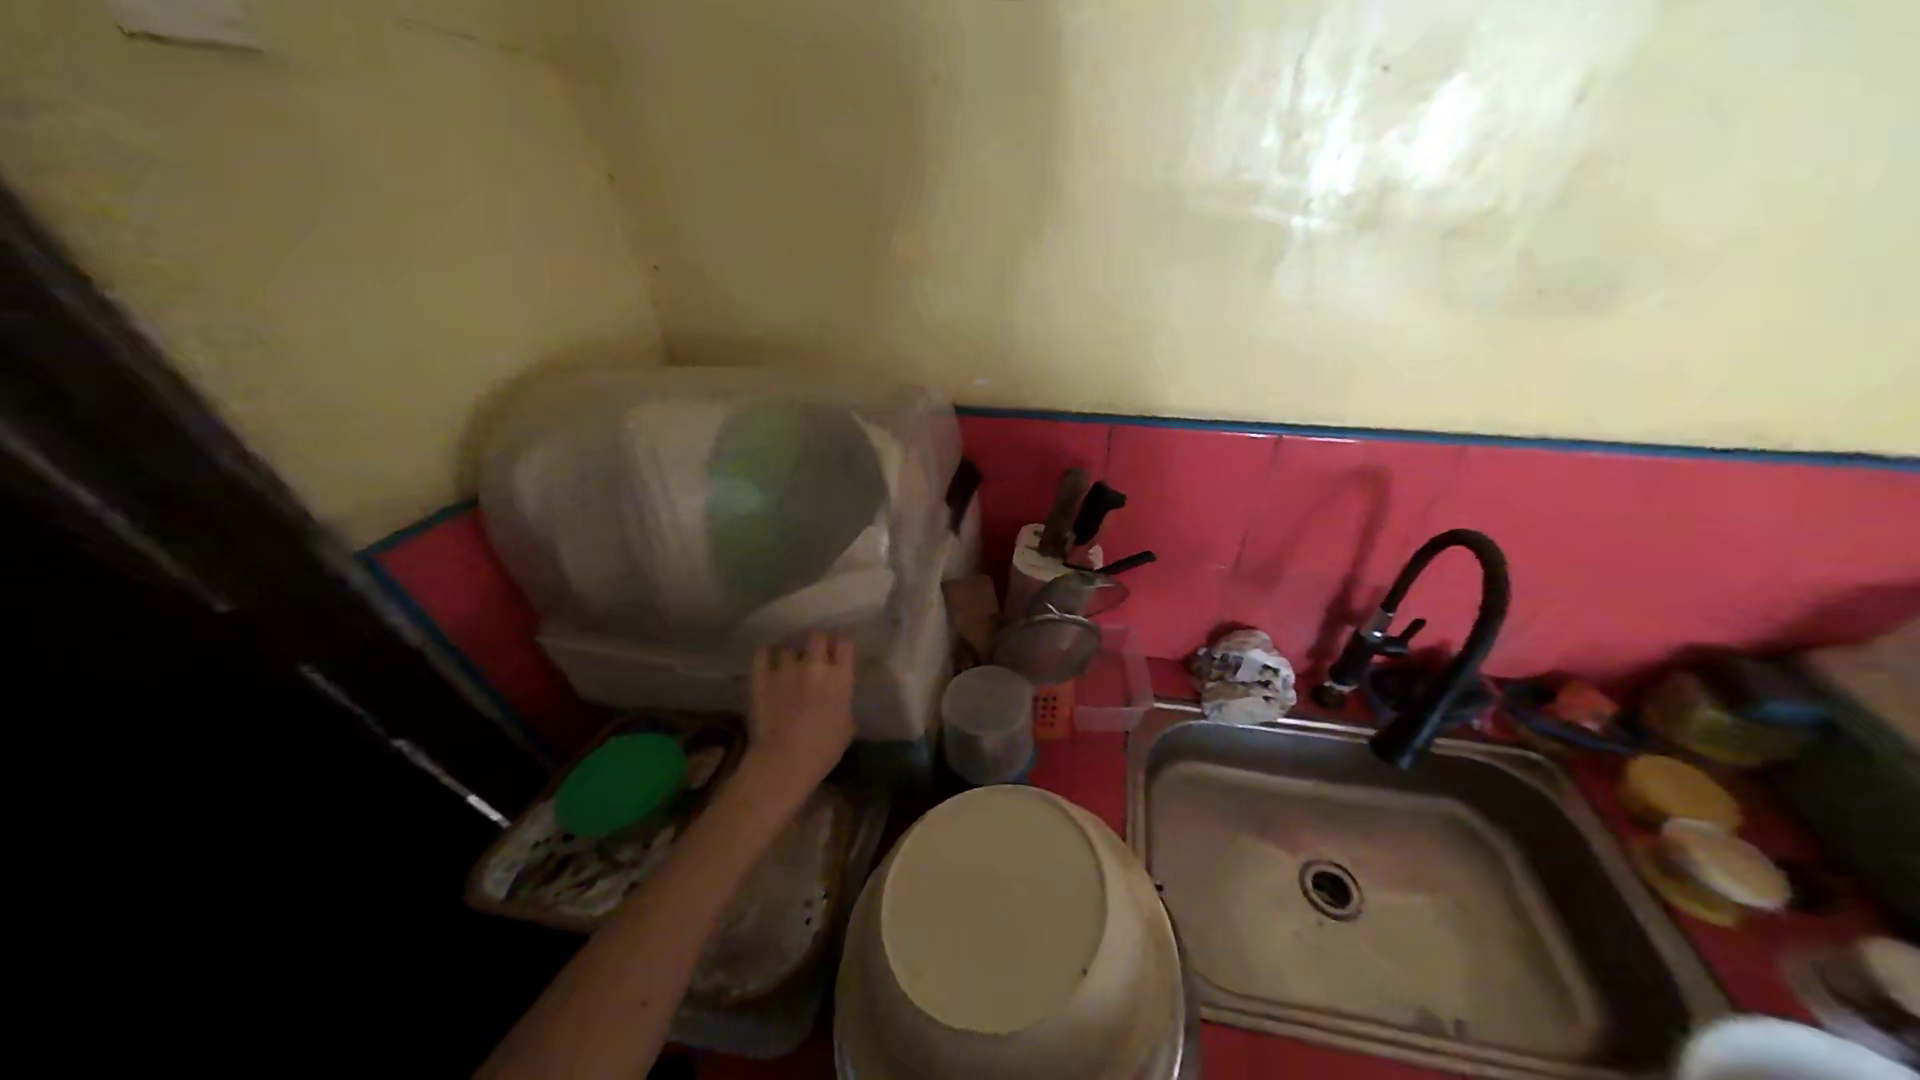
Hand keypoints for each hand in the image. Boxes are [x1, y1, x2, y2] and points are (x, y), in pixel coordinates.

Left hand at [744, 631, 855, 794]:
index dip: (842, 640)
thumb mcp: (846, 727)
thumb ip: (843, 703)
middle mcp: (815, 666)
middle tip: (814, 649)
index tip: (839, 644)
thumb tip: (838, 696)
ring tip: (788, 658)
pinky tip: (768, 657)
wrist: (783, 763)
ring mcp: (785, 669)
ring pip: (788, 646)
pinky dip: (766, 653)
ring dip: (790, 651)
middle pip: (817, 635)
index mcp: (840, 678)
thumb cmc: (822, 751)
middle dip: (816, 639)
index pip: (845, 642)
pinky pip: (763, 653)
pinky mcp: (761, 677)